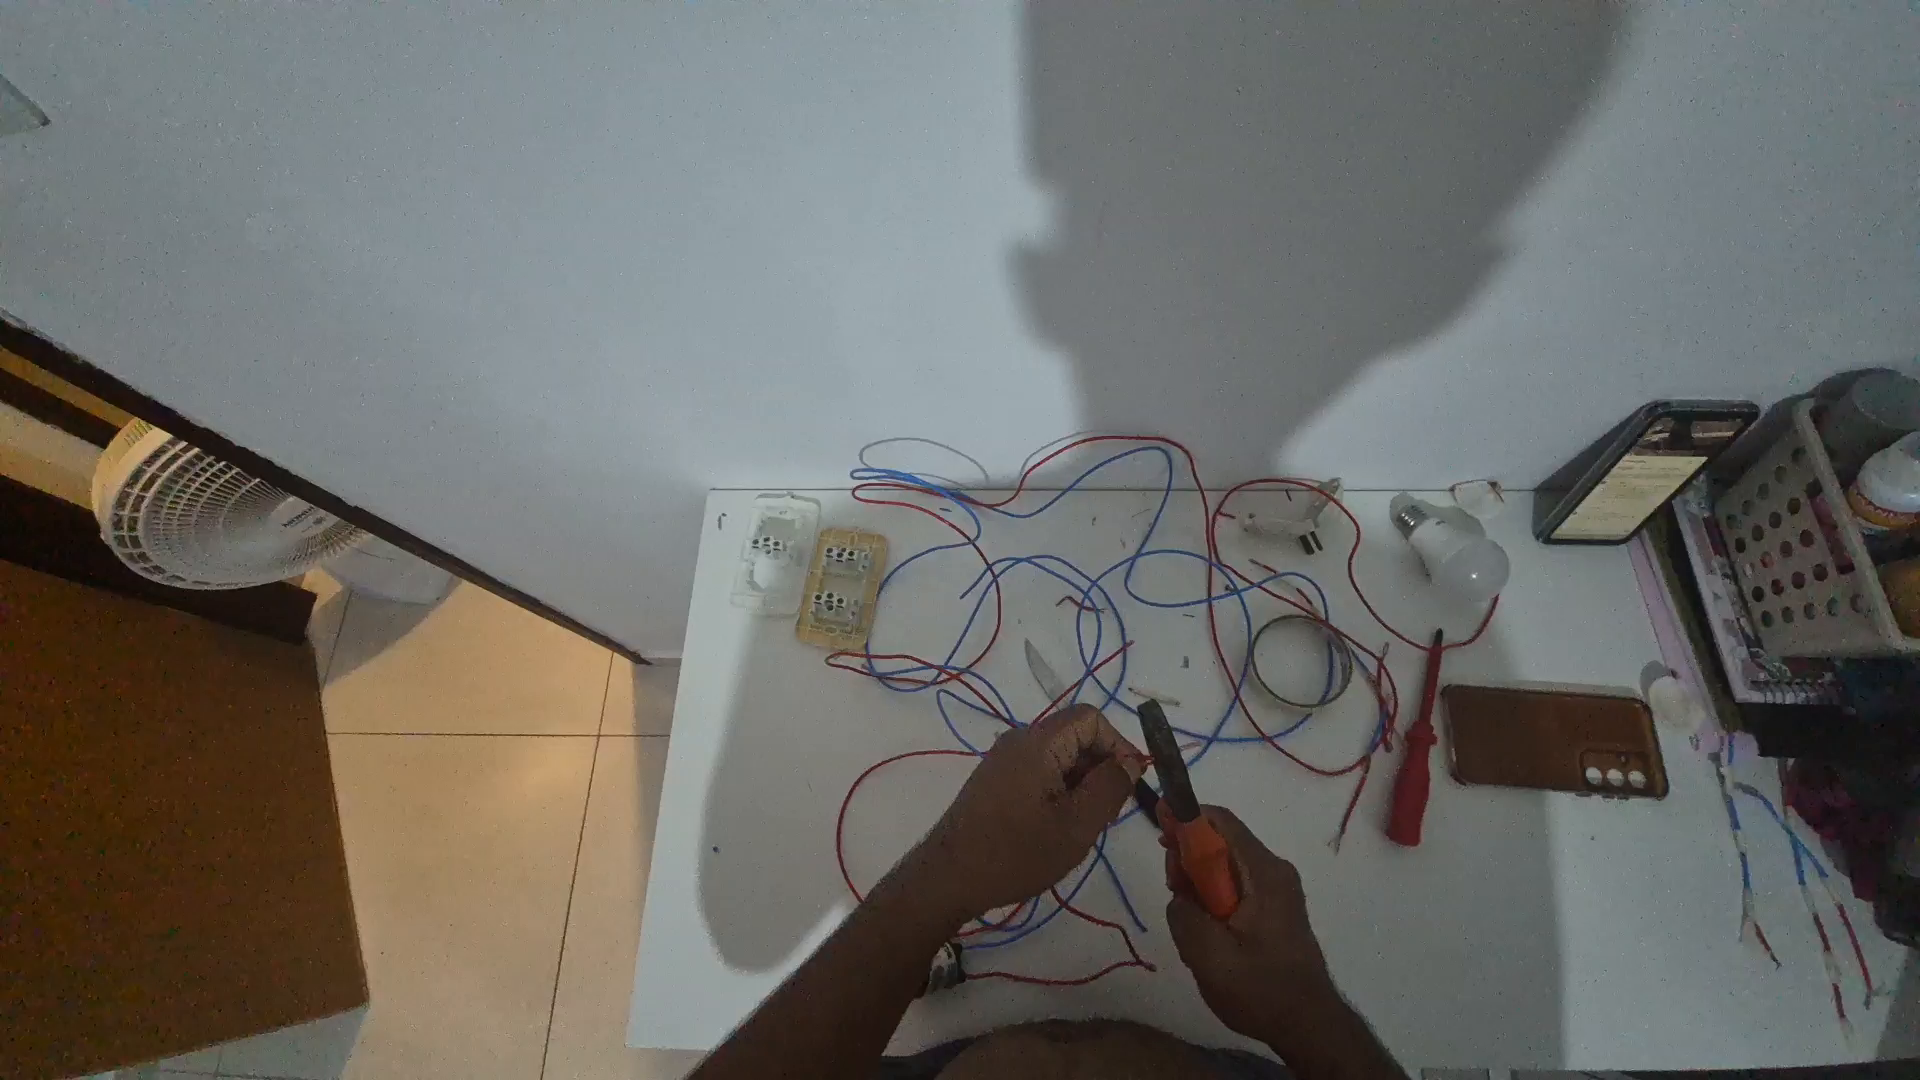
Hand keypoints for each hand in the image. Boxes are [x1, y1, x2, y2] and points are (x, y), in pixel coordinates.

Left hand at [908, 705, 1143, 921]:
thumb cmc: (1016, 851)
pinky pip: (1040, 771)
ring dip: (1081, 783)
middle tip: (1109, 813)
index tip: (1130, 784)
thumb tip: (1130, 762)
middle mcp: (1019, 739)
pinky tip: (1058, 827)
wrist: (949, 876)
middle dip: (1101, 766)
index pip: (1090, 718)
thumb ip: (1109, 787)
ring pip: (1059, 757)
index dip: (1118, 744)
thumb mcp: (1077, 825)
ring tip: (1084, 825)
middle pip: (1074, 735)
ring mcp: (1004, 759)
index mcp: (1039, 741)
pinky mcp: (996, 779)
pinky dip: (1060, 790)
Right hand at [1159, 803, 1334, 1043]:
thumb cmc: (1260, 987)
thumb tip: (1180, 896)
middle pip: (1221, 840)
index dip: (1185, 817)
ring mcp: (1278, 888)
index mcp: (1262, 872)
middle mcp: (1273, 870)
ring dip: (1199, 880)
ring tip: (1191, 919)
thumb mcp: (1207, 953)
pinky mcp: (1276, 906)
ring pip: (1226, 864)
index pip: (1219, 820)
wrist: (1310, 1028)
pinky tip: (1208, 927)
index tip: (1159, 832)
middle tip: (1174, 890)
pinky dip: (1214, 894)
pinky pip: (1236, 882)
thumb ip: (1182, 912)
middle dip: (1189, 856)